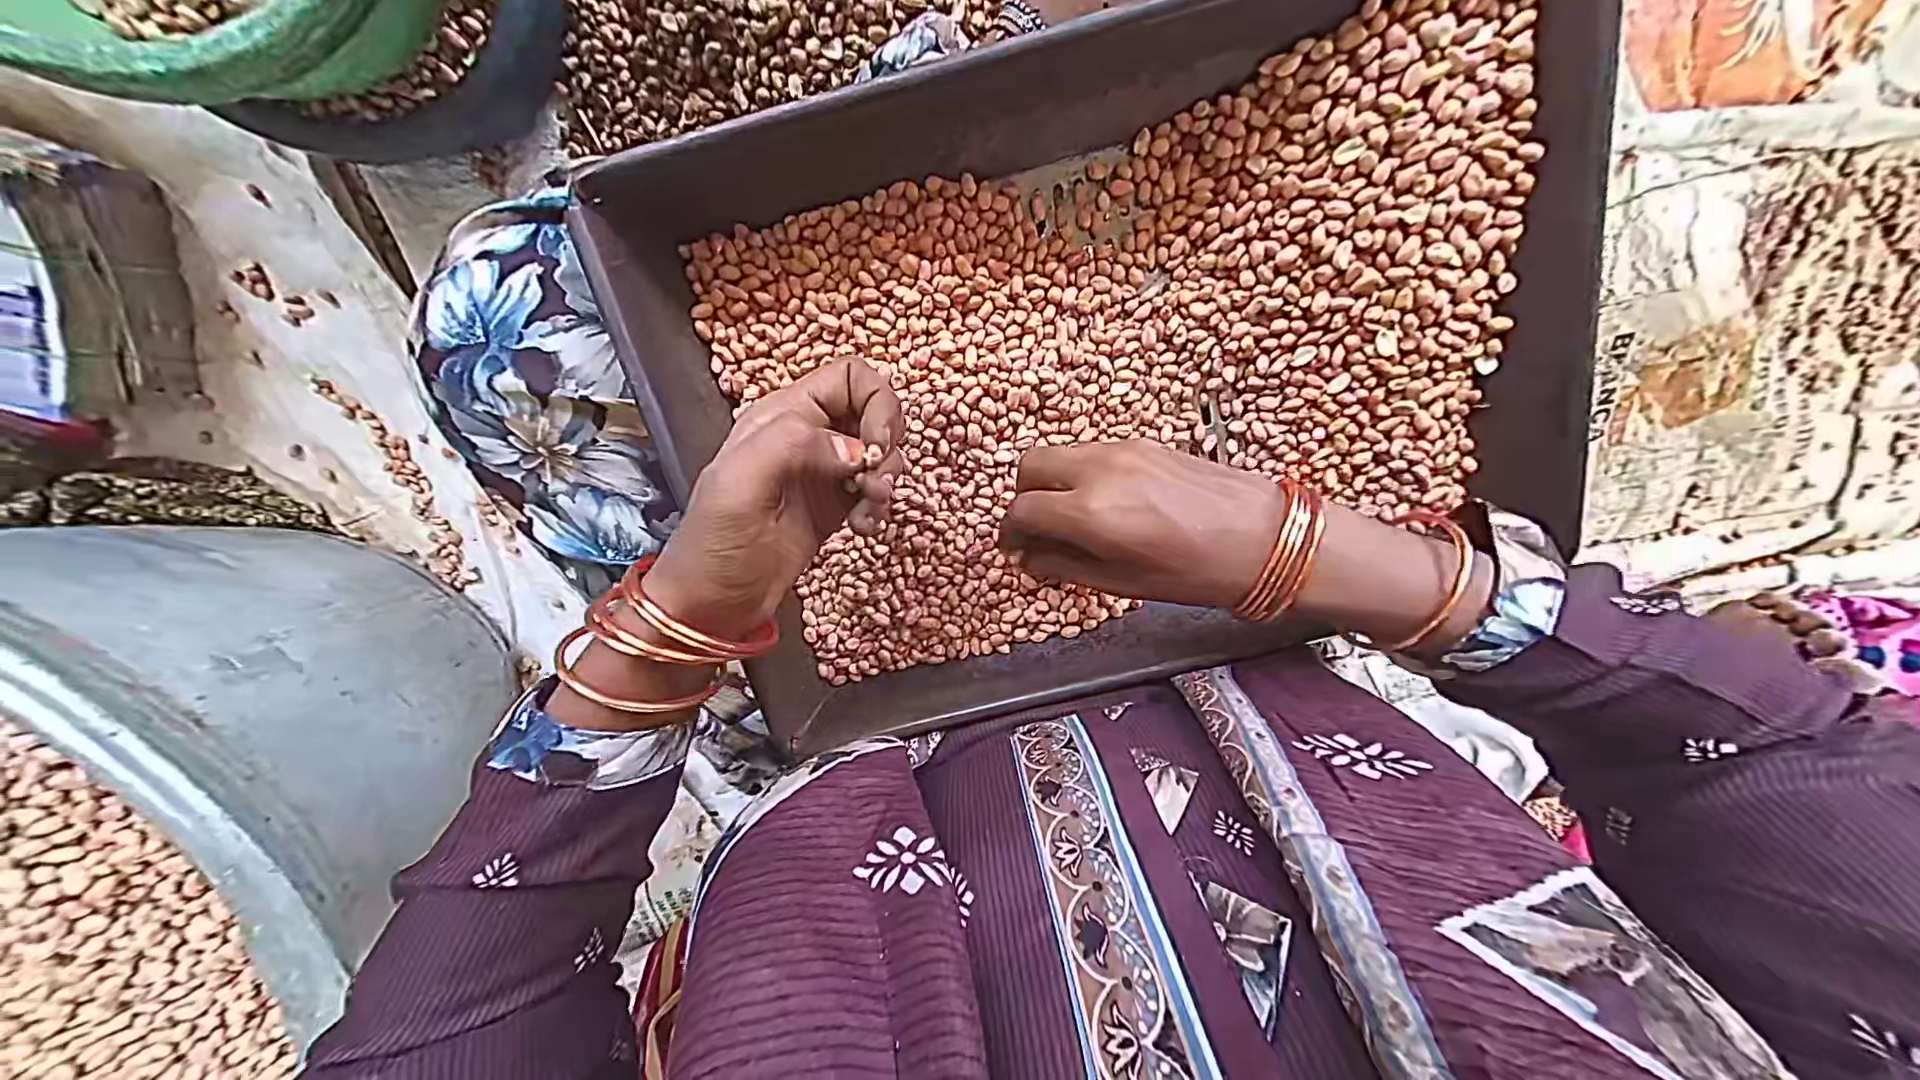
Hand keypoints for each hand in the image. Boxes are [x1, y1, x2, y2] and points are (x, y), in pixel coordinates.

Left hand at [646, 358, 903, 636]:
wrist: (713, 603)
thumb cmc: (715, 544)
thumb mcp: (739, 483)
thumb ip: (793, 445)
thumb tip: (856, 450)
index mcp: (783, 415)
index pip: (850, 376)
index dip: (877, 402)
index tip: (877, 447)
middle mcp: (808, 435)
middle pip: (874, 411)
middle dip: (887, 445)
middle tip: (876, 483)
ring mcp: (825, 471)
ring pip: (880, 453)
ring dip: (886, 480)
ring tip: (868, 513)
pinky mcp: (836, 505)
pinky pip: (876, 489)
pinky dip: (880, 506)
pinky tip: (864, 529)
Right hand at [997, 440, 1284, 609]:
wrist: (1266, 537)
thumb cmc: (1197, 572)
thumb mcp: (1122, 582)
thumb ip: (1064, 566)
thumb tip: (1030, 558)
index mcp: (1090, 512)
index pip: (1022, 510)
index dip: (1010, 532)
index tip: (1014, 547)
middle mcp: (1098, 470)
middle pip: (1030, 466)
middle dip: (1023, 497)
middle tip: (1037, 527)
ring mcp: (1121, 449)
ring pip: (1060, 453)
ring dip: (1052, 482)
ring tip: (1071, 516)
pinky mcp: (1142, 441)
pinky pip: (1090, 451)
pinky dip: (1080, 472)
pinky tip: (1104, 501)